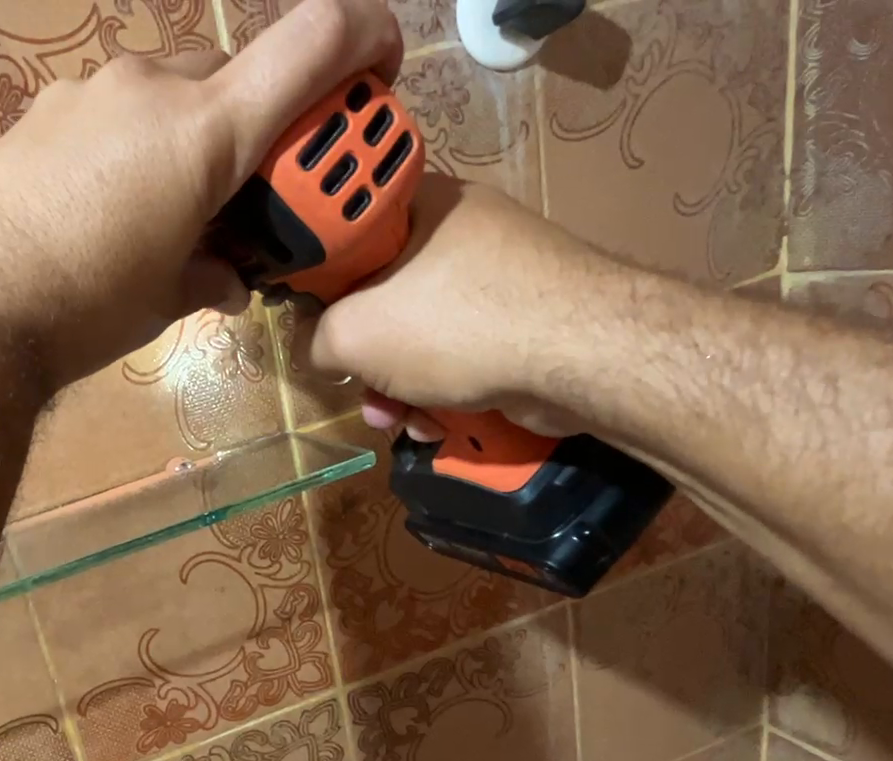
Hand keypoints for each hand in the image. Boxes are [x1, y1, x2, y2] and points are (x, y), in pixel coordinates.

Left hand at [0, 0, 402, 388]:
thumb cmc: (80, 312)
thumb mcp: (162, 303)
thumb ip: (210, 277)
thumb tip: (227, 280)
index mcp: (202, 131)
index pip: (310, 43)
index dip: (363, 40)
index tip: (377, 66)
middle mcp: (147, 88)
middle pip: (230, 73)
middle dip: (250, 122)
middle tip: (238, 188)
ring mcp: (84, 92)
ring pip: (163, 90)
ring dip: (183, 133)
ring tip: (161, 206)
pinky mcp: (37, 112)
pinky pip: (107, 111)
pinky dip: (126, 143)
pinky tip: (98, 204)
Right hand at [307, 174, 627, 438]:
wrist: (580, 354)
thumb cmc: (452, 324)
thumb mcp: (350, 334)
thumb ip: (313, 340)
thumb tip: (317, 349)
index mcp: (417, 206)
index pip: (347, 239)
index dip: (321, 287)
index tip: (314, 327)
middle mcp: (458, 232)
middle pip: (381, 298)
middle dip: (364, 359)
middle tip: (357, 388)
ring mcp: (497, 275)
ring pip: (419, 335)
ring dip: (398, 387)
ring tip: (397, 421)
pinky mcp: (524, 318)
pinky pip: (458, 352)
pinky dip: (441, 389)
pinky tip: (437, 422)